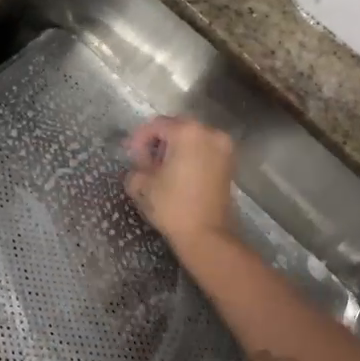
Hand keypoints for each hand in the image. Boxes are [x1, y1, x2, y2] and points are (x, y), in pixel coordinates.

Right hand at [123, 117, 239, 245]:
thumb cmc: (172, 206)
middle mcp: (209, 133)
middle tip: (144, 161)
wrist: (206, 234)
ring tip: (161, 168)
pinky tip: (178, 173)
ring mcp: (223, 147)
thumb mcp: (142, 184)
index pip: (155, 125)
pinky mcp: (229, 162)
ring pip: (191, 137)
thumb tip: (141, 164)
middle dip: (157, 141)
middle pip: (176, 127)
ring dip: (174, 148)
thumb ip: (136, 166)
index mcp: (187, 132)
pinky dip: (189, 155)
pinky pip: (204, 149)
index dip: (138, 139)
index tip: (130, 156)